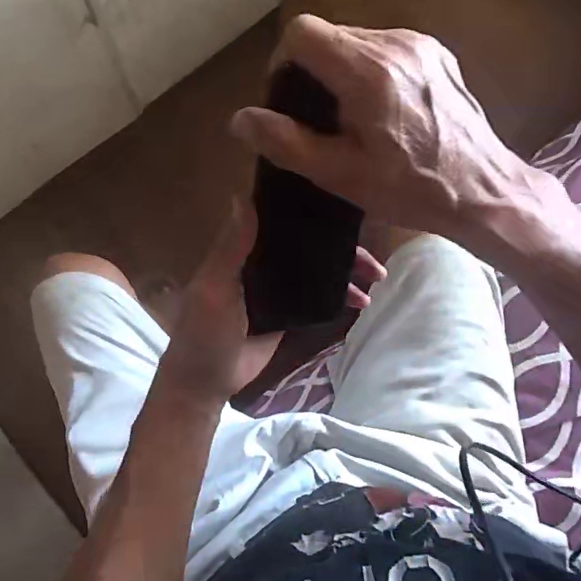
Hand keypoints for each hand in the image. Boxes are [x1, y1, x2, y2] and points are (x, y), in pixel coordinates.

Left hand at [156, 198, 385, 405]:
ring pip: (315, 271)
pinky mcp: (286, 315)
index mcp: (239, 252)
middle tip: (371, 257)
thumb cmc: (203, 332)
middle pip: (305, 247)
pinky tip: (360, 298)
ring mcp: (275, 290)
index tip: (339, 207)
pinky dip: (338, 296)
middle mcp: (259, 265)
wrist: (206, 384)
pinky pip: (316, 299)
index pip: (276, 223)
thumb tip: (243, 197)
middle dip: (339, 248)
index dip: (306, 215)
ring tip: (377, 278)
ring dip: (345, 272)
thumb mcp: (213, 288)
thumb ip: (230, 248)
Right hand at [229, 15, 570, 246]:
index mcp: (367, 71)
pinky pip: (386, 49)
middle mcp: (395, 44)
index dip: (281, 63)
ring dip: (340, 71)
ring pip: (356, 41)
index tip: (287, 101)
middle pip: (328, 36)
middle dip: (311, 71)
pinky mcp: (438, 54)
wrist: (483, 191)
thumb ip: (285, 142)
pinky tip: (383, 111)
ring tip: (351, 119)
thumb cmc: (410, 189)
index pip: (301, 33)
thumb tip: (240, 118)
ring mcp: (421, 45)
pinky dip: (370, 71)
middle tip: (318, 120)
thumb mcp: (340, 174)